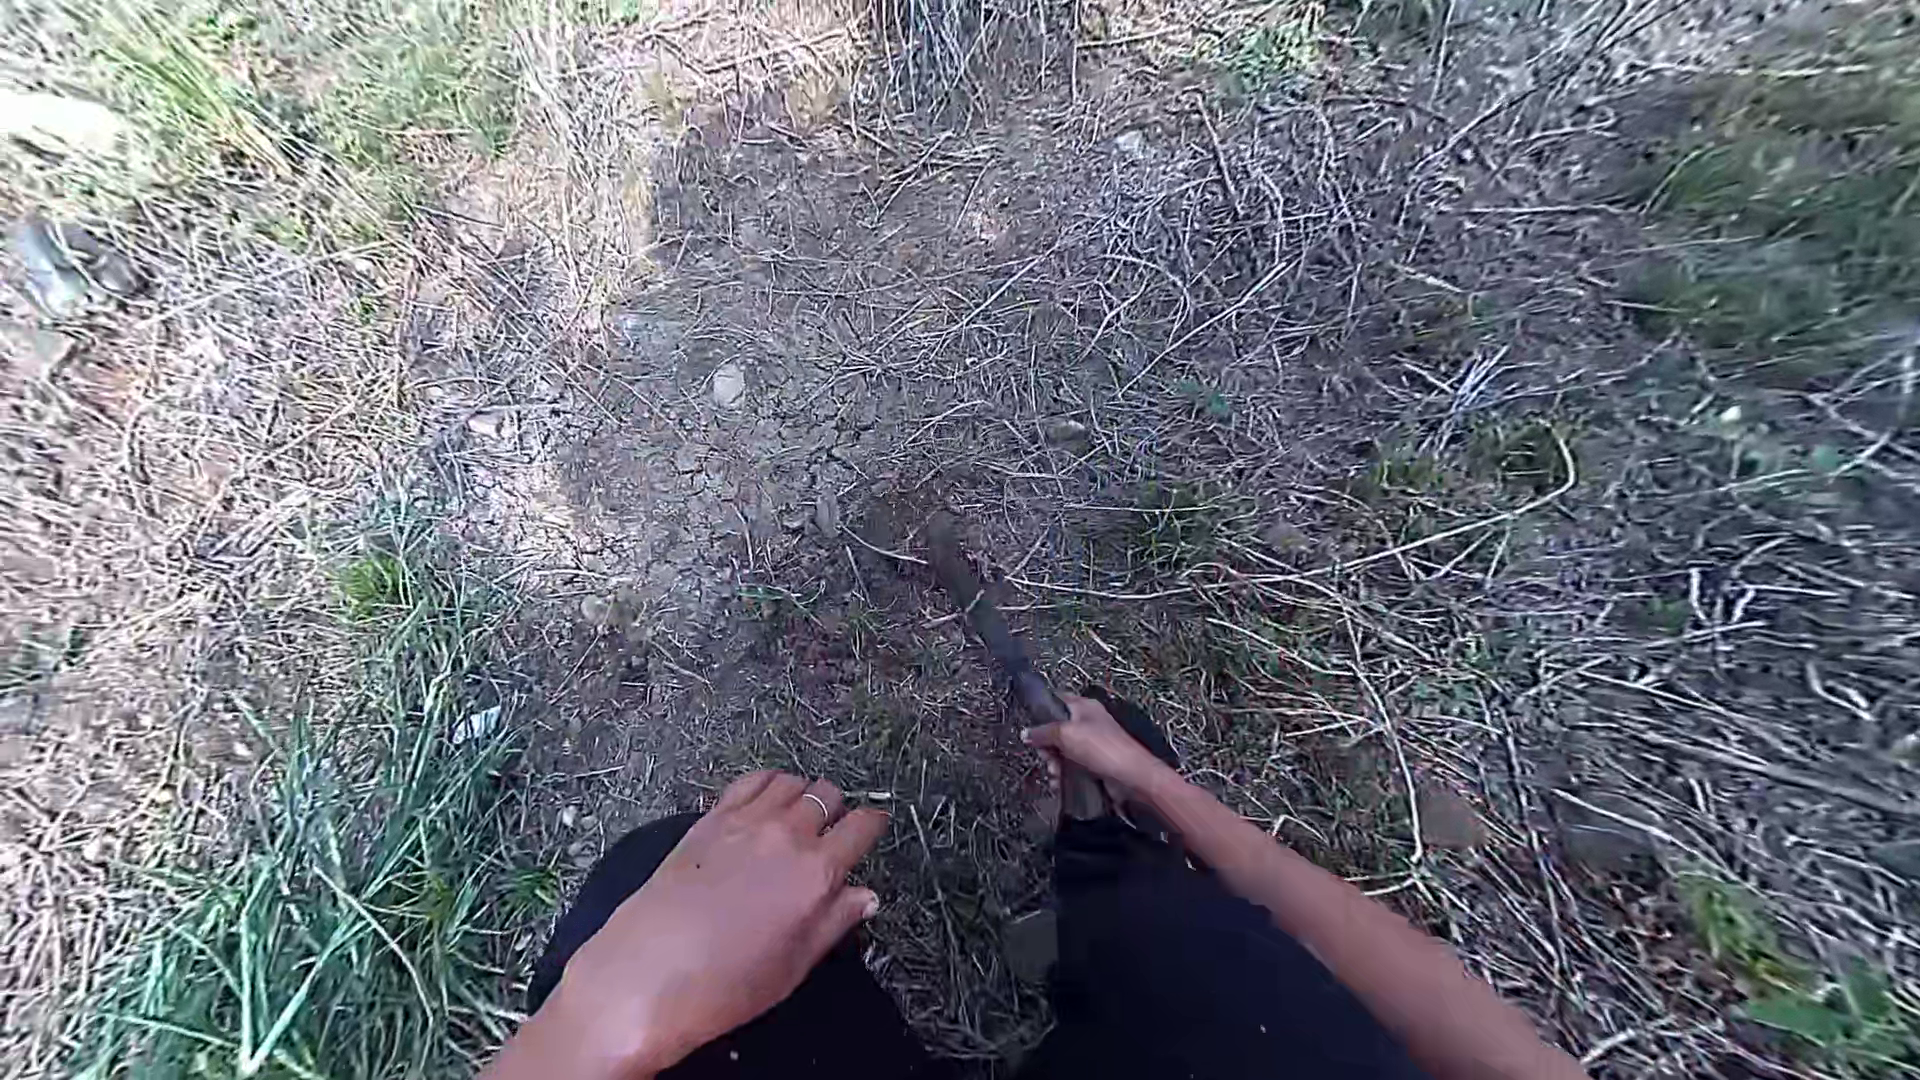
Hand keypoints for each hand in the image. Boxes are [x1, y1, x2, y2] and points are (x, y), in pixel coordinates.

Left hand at [507, 772, 888, 1077]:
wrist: (642, 980)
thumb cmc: (724, 987)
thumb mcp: (793, 966)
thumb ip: (836, 921)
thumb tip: (868, 895)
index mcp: (816, 872)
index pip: (862, 825)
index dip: (873, 823)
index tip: (872, 828)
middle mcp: (789, 834)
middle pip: (829, 794)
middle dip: (837, 808)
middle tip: (829, 832)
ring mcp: (750, 819)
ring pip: (794, 781)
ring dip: (803, 794)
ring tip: (796, 817)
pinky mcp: (715, 815)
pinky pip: (754, 779)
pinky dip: (769, 783)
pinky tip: (765, 802)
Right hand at [1022, 693, 1176, 795]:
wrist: (1132, 777)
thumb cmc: (1101, 748)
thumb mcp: (1065, 734)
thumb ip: (1043, 732)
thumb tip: (1026, 734)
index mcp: (1083, 706)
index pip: (1056, 700)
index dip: (1041, 711)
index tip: (1031, 727)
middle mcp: (1088, 722)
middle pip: (1056, 729)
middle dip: (1047, 745)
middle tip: (1047, 757)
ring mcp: (1092, 743)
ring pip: (1062, 749)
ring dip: (1054, 763)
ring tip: (1055, 775)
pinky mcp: (1095, 762)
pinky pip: (1072, 765)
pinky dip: (1064, 773)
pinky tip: (1060, 783)